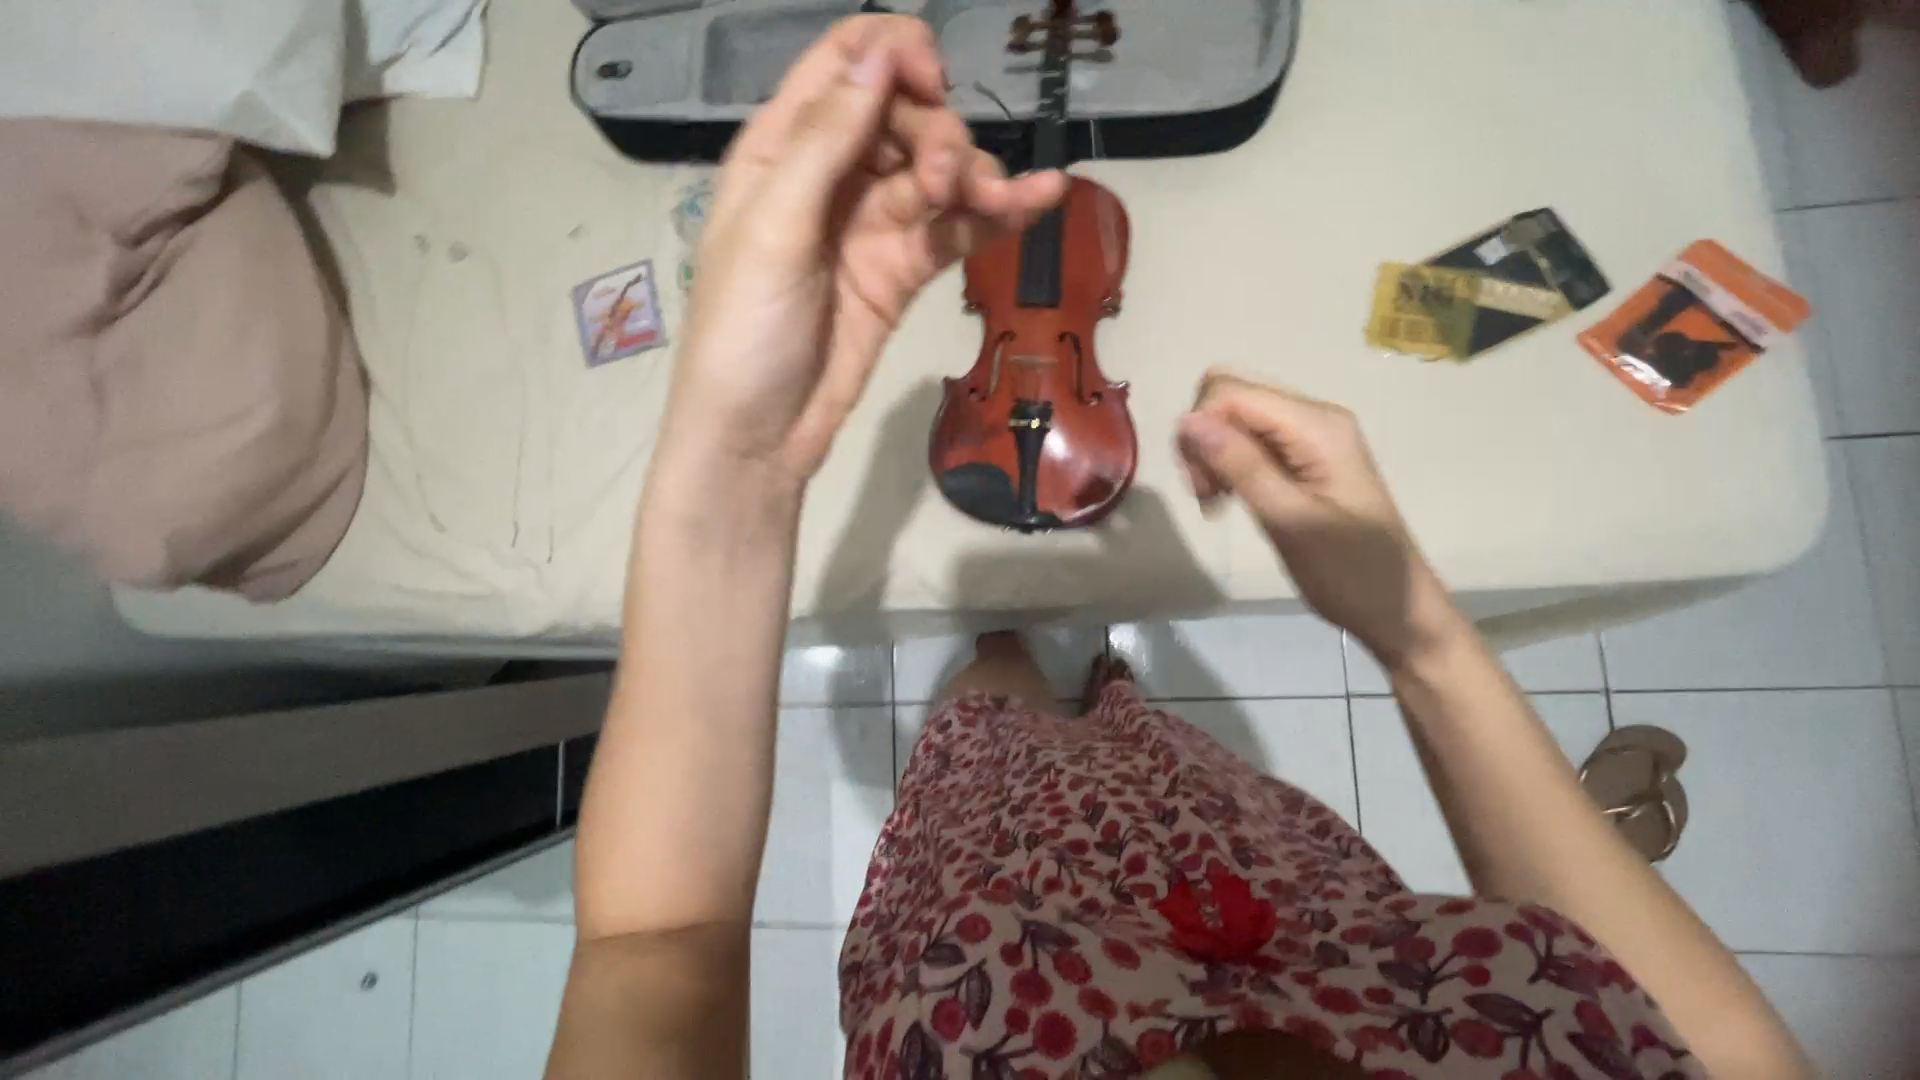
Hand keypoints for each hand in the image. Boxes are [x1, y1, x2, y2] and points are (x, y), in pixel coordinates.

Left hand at [660, 16, 1067, 491]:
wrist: (762, 431)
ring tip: (996, 205)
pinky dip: (996, 216)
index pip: (846, 65)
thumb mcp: (774, 228)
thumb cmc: (746, 328)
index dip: (894, 57)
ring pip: (938, 174)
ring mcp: (873, 225)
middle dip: (939, 136)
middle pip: (905, 118)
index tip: (933, 86)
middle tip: (946, 185)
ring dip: (974, 178)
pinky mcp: (905, 271)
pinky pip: (956, 229)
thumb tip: (881, 55)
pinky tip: (1041, 199)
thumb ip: (826, 141)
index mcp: (783, 147)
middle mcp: (833, 175)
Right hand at [1175, 371, 1465, 669]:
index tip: (1200, 487)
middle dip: (1202, 440)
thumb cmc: (1348, 572)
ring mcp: (1309, 437)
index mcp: (1316, 425)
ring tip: (1216, 503)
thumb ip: (1240, 466)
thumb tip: (1187, 420)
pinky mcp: (1303, 459)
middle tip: (1206, 495)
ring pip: (1234, 420)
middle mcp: (1313, 417)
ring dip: (1211, 456)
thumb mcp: (1289, 521)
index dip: (1200, 430)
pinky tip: (1228, 500)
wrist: (1397, 609)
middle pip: (1230, 398)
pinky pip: (1250, 443)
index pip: (1230, 392)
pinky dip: (1227, 466)